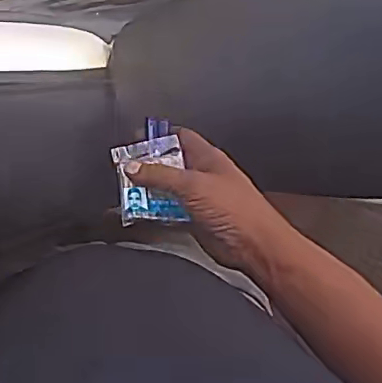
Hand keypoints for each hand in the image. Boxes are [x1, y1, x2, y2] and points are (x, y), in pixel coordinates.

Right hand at [124, 128, 300, 275]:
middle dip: (147, 167)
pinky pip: (169, 212)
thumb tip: (133, 167)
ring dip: (148, 192)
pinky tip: (143, 214)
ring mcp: (199, 198)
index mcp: (207, 158)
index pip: (179, 137)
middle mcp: (202, 176)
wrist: (255, 246)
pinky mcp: (195, 220)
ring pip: (167, 189)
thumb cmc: (237, 210)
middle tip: (126, 171)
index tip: (135, 142)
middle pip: (169, 164)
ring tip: (130, 193)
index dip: (157, 137)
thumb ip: (159, 175)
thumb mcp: (192, 184)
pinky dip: (155, 212)